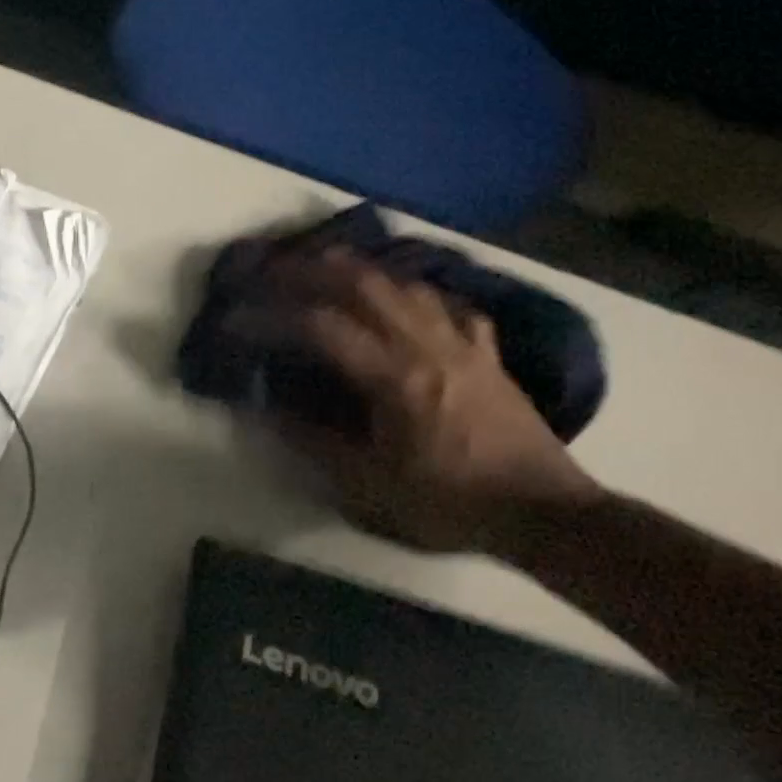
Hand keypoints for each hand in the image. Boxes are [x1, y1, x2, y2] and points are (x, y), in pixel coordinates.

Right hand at [274, 251, 602, 554]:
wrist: (546, 516)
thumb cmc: (449, 503)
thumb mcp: (368, 486)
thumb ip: (311, 441)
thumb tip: (263, 408)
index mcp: (393, 377)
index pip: (319, 326)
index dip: (270, 316)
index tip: (234, 319)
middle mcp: (425, 347)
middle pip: (362, 286)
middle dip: (309, 271)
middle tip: (271, 270)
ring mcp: (461, 345)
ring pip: (405, 285)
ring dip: (359, 270)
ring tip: (325, 264)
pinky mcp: (486, 355)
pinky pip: (448, 305)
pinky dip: (417, 290)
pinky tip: (403, 294)